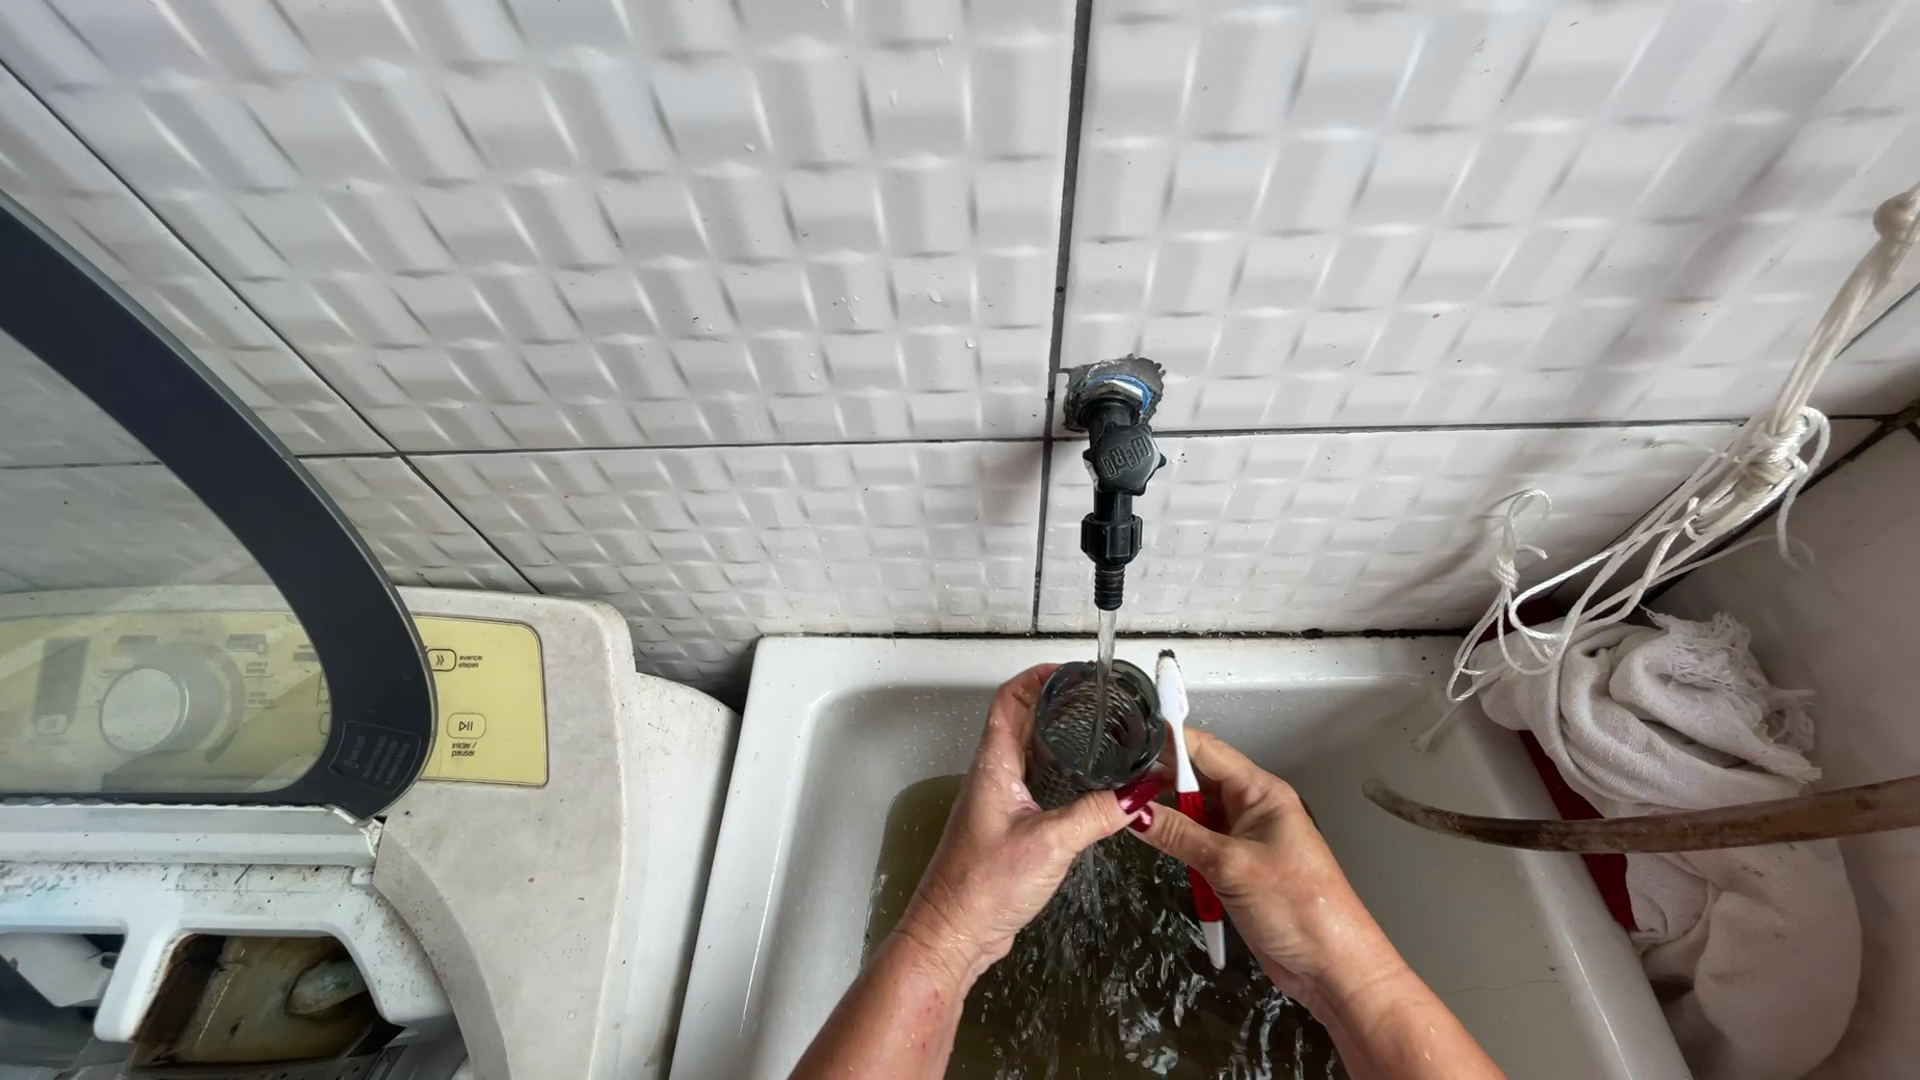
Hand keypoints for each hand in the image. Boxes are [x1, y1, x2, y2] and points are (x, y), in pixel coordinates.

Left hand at [893, 664, 1135, 982]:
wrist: (952, 932)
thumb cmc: (979, 887)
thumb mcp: (1049, 843)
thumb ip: (1095, 815)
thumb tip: (1135, 794)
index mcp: (994, 764)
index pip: (1009, 699)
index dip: (1035, 677)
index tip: (1067, 670)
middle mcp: (993, 775)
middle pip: (1020, 720)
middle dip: (1053, 701)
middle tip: (1090, 697)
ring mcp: (999, 798)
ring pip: (1028, 751)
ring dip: (1055, 735)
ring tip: (1093, 730)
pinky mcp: (1008, 824)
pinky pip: (1035, 782)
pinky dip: (1059, 771)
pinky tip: (1084, 783)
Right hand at [1128, 729, 1403, 1005]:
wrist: (1334, 971)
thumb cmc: (1299, 908)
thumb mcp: (1230, 865)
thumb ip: (1178, 834)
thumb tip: (1133, 812)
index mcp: (1260, 791)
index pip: (1206, 750)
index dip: (1169, 740)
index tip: (1130, 735)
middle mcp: (1250, 806)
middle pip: (1196, 778)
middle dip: (1160, 777)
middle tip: (1119, 779)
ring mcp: (1241, 836)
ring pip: (1193, 809)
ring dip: (1166, 810)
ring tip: (1127, 806)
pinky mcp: (1233, 864)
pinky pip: (1196, 839)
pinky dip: (1175, 839)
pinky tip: (1151, 836)